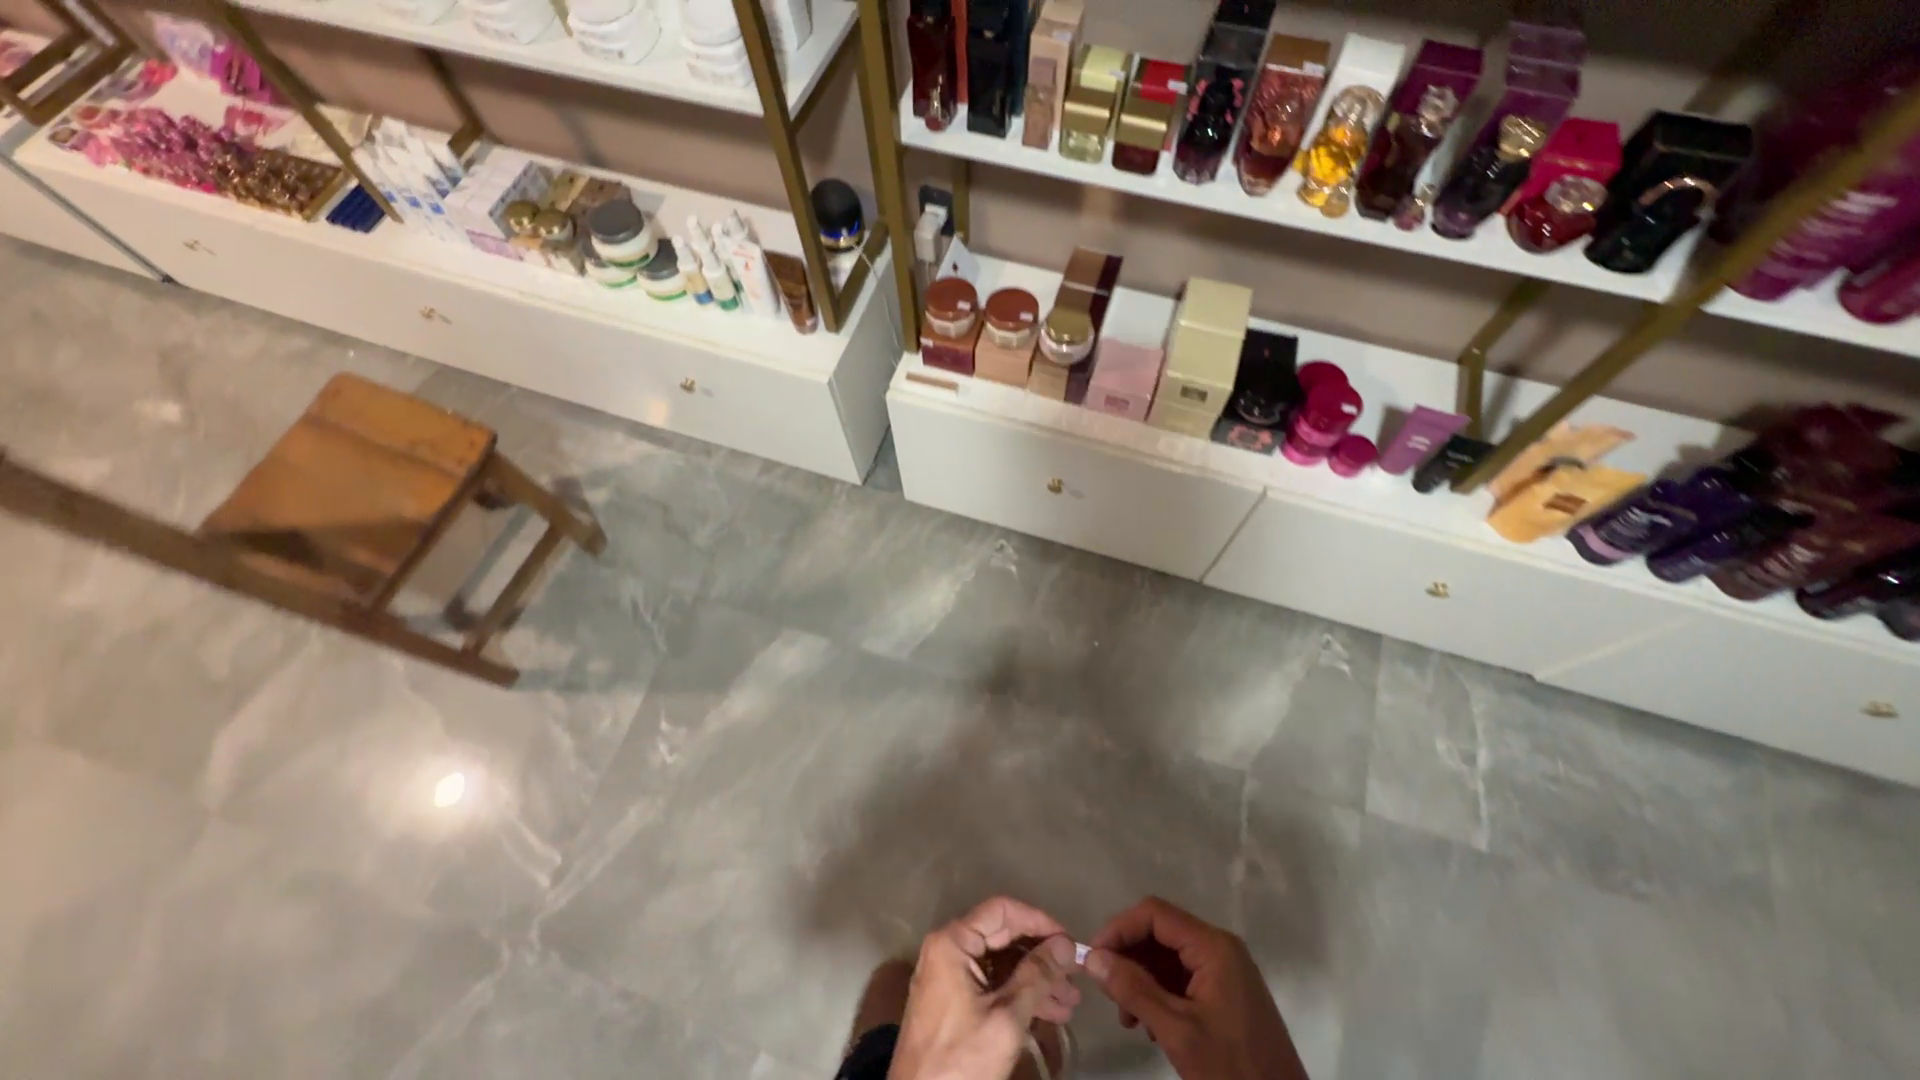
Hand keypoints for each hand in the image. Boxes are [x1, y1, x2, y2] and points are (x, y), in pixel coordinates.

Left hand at [887, 897, 1081, 1079]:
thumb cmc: (962, 1058)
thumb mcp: (1006, 1016)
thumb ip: (1037, 975)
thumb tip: (1066, 944)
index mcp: (953, 942)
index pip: (1003, 910)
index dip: (1039, 921)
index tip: (1070, 943)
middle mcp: (948, 948)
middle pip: (1003, 935)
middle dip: (1042, 956)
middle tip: (1075, 977)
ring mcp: (949, 974)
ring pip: (1000, 962)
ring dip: (1035, 979)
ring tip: (1069, 1003)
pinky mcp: (952, 999)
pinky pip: (991, 983)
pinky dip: (1018, 993)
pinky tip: (1049, 1012)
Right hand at [1086, 897, 1306, 1079]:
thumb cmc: (1232, 1069)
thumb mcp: (1176, 1031)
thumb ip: (1134, 990)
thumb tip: (1092, 957)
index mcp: (1213, 947)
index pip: (1155, 914)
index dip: (1119, 929)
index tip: (1093, 959)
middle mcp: (1220, 948)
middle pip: (1160, 933)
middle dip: (1129, 958)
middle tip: (1107, 994)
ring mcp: (1224, 970)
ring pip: (1167, 957)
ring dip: (1141, 980)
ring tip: (1127, 1020)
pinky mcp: (1225, 992)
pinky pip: (1181, 977)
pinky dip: (1159, 994)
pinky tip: (1148, 1026)